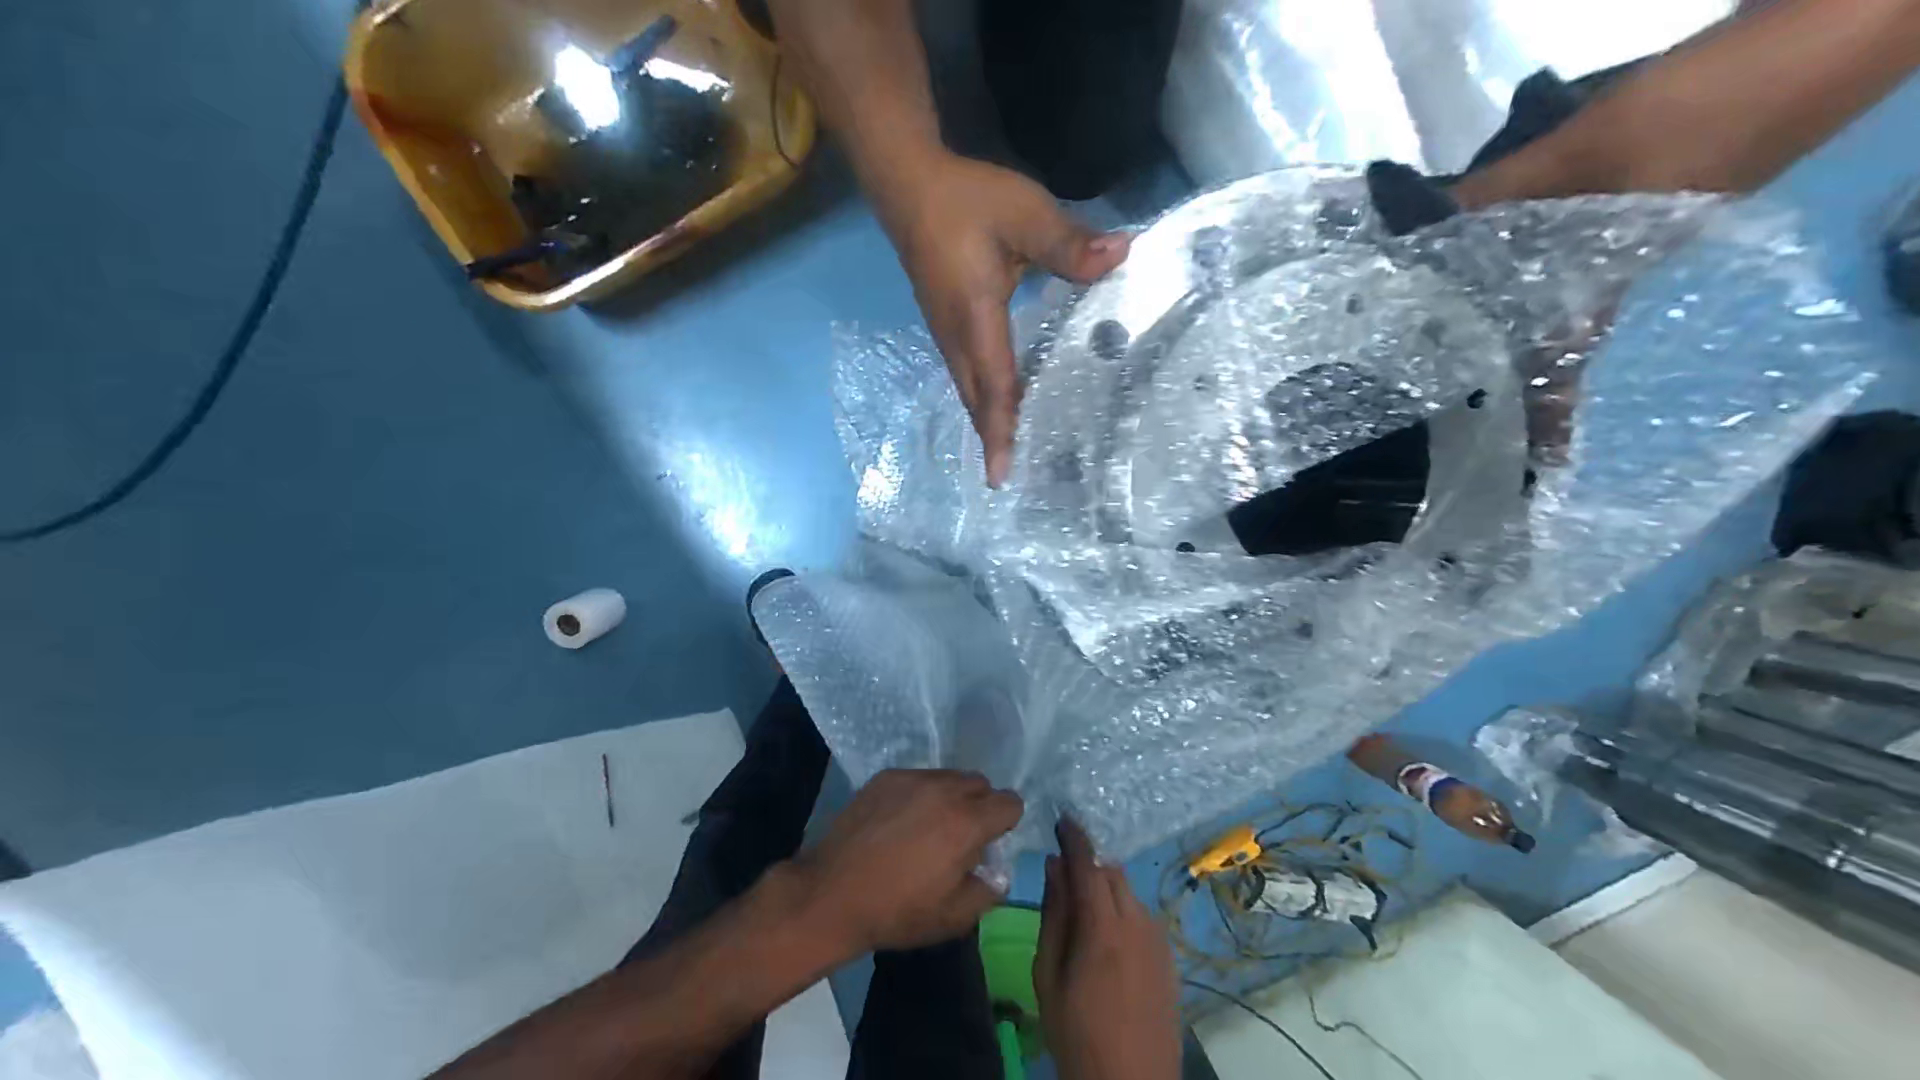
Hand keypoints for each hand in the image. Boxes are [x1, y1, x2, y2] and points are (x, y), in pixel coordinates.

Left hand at [790, 769, 1022, 954]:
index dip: (1005, 824)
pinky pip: (917, 777)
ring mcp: (911, 778)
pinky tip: (898, 823)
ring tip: (926, 829)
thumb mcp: (953, 918)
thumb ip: (988, 891)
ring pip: (948, 777)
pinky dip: (919, 794)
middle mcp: (943, 790)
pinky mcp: (885, 777)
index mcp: (967, 822)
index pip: (1010, 802)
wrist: (831, 894)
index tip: (987, 845)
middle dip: (979, 807)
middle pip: (980, 784)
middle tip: (959, 838)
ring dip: (950, 798)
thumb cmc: (896, 911)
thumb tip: (997, 872)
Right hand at [875, 151, 1130, 485]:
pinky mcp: (946, 324)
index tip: (1000, 475)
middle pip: (976, 400)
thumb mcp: (1023, 213)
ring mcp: (947, 333)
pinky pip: (967, 375)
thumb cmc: (965, 201)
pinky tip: (1001, 403)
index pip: (995, 386)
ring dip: (988, 422)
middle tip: (1009, 476)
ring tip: (1008, 451)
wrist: (910, 187)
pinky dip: (984, 399)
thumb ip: (1068, 243)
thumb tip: (1122, 256)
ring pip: (969, 390)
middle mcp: (957, 337)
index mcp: (976, 319)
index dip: (1001, 430)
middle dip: (992, 438)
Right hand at [1035, 819, 1180, 1079]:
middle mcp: (1137, 924)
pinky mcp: (1169, 958)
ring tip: (1083, 908)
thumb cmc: (1076, 1032)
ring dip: (1106, 887)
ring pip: (1129, 892)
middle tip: (1065, 872)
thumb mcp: (1048, 974)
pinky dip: (1123, 909)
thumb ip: (1054, 914)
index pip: (1088, 864)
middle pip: (1112, 872)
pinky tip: (1108, 935)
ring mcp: (1158, 941)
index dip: (1075, 837)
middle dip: (1089, 863)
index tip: (1062, 818)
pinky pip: (1142, 915)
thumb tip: (1055, 865)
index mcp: (1103, 927)